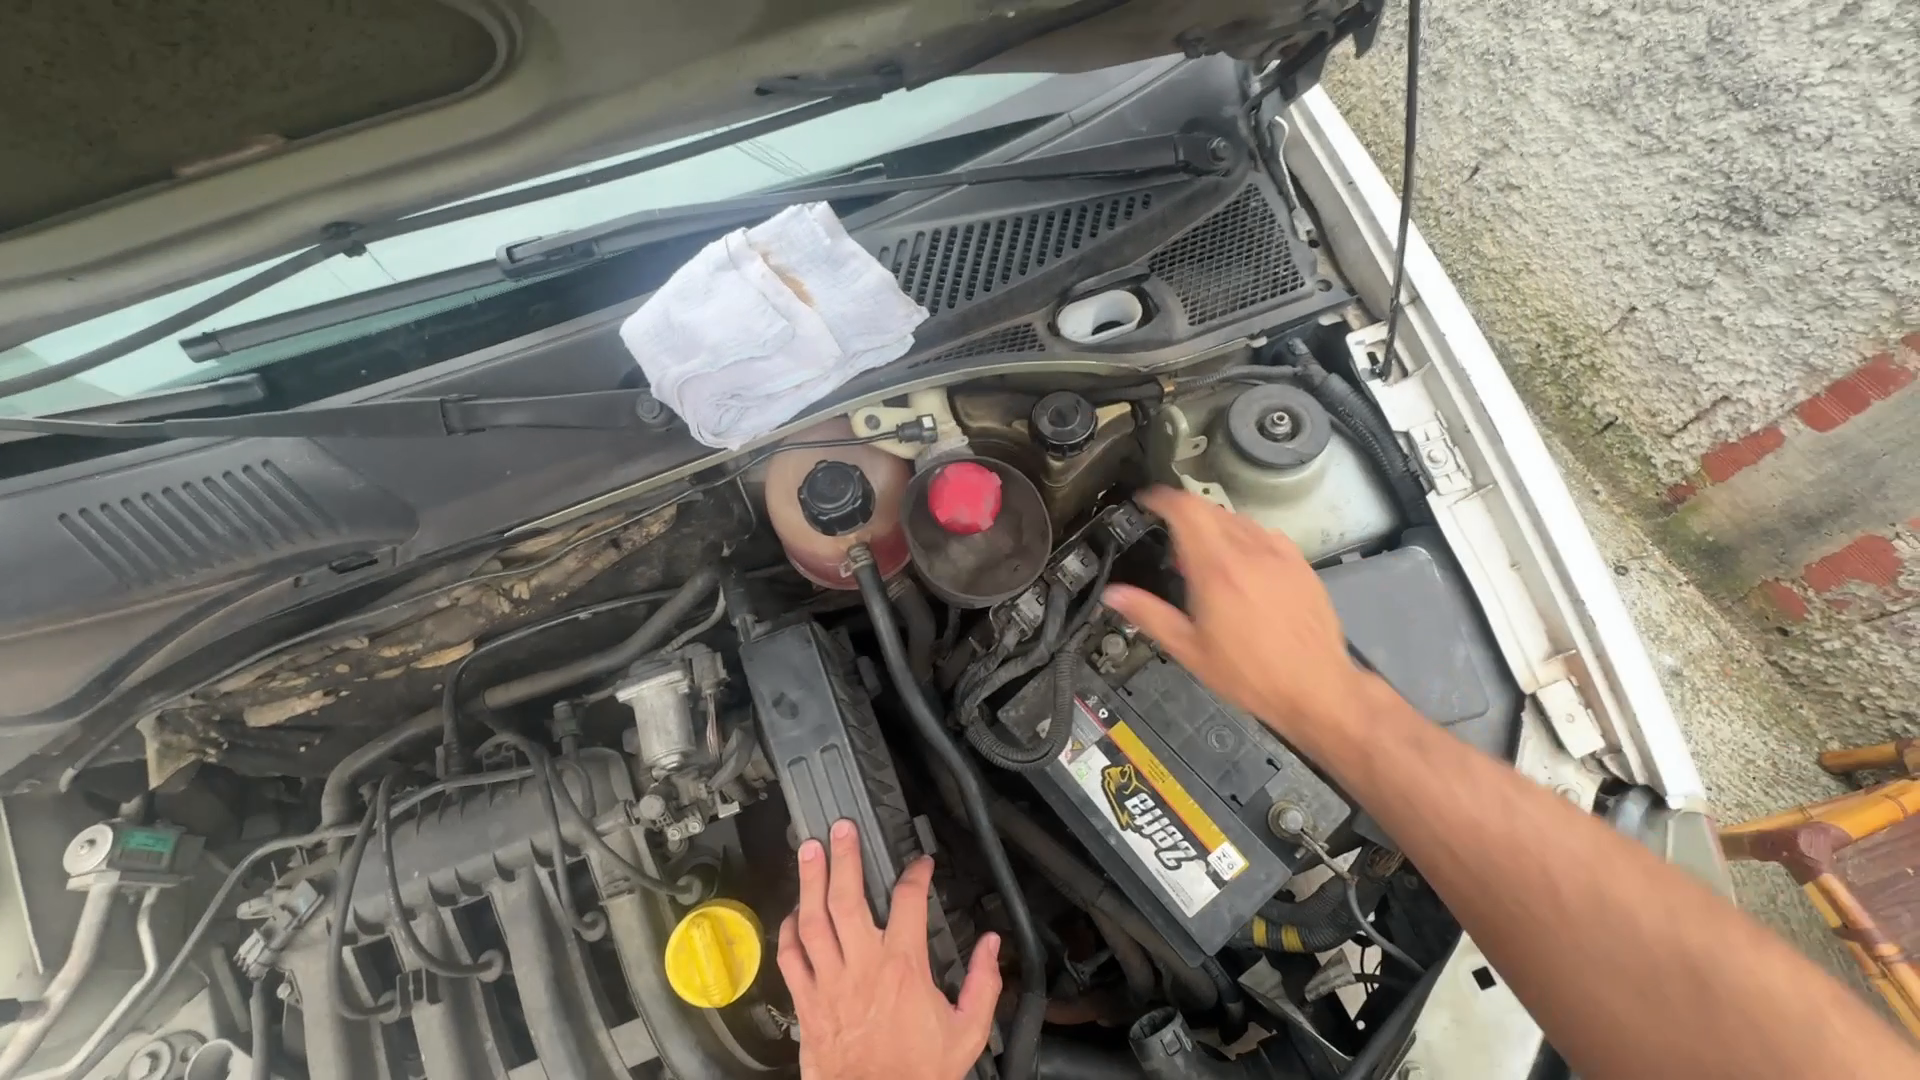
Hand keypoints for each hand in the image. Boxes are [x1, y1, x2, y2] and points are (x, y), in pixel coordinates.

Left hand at [777, 820, 1001, 1079]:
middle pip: (846, 898)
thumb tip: (992, 945)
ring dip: (809, 881)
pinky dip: (787, 932)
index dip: (916, 874)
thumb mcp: (967, 1031)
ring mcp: (829, 983)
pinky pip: (790, 960)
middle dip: (843, 857)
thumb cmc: (917, 1075)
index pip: (908, 901)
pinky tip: (792, 912)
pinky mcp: (807, 1004)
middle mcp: (862, 966)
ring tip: (808, 849)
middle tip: (840, 829)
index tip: (921, 863)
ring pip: (813, 920)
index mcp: (902, 967)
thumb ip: (983, 983)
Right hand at [1102, 487, 1376, 749]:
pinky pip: (1266, 535)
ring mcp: (1279, 555)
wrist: (1316, 688)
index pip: (1186, 509)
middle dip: (1185, 515)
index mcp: (1216, 569)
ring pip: (1238, 520)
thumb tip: (1113, 594)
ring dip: (1215, 528)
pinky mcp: (1300, 565)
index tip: (1148, 502)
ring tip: (1205, 559)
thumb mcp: (1189, 649)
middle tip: (1171, 541)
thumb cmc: (1252, 674)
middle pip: (1210, 509)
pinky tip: (1242, 566)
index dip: (1161, 498)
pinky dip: (1246, 539)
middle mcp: (1250, 553)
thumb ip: (1148, 614)